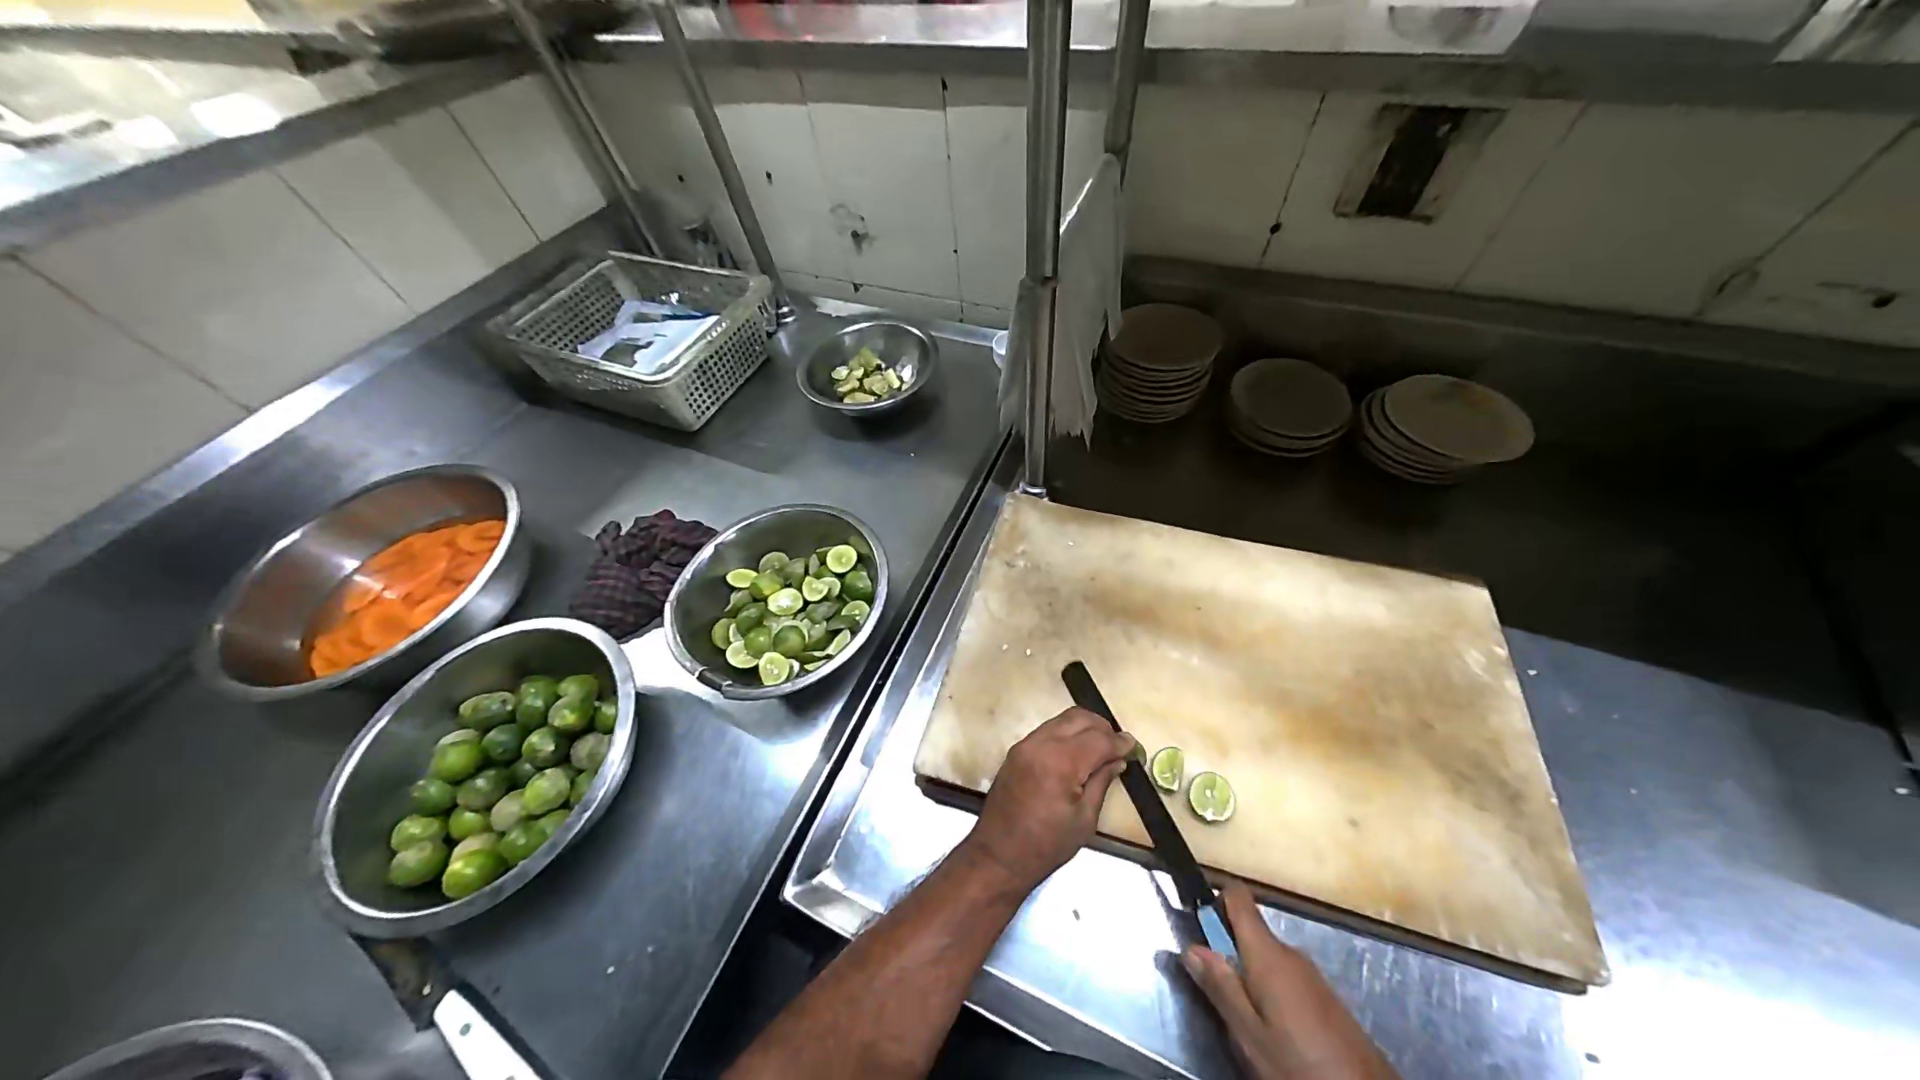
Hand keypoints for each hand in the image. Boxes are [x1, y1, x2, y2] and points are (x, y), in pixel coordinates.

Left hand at [959, 707, 1131, 892]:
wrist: (999, 855)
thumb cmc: (1047, 845)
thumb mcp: (1085, 818)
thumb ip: (1101, 782)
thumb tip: (1117, 761)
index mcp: (1060, 762)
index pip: (1098, 739)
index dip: (1120, 742)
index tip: (1133, 747)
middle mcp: (1041, 744)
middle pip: (1079, 718)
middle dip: (1103, 728)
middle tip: (1118, 747)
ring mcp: (1025, 744)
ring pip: (1062, 720)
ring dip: (1084, 727)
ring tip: (1100, 749)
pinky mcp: (1016, 750)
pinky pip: (1048, 730)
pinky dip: (1066, 733)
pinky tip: (1077, 752)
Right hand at [1182, 885, 1400, 1079]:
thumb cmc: (1302, 1067)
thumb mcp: (1250, 1035)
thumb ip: (1220, 987)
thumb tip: (1192, 947)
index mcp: (1268, 955)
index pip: (1239, 898)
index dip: (1215, 901)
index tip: (1198, 926)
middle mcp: (1291, 954)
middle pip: (1248, 932)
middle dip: (1227, 953)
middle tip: (1215, 993)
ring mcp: (1311, 975)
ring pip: (1265, 958)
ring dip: (1247, 976)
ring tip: (1244, 1020)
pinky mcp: (1324, 997)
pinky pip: (1284, 977)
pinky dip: (1269, 991)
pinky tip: (1273, 1031)